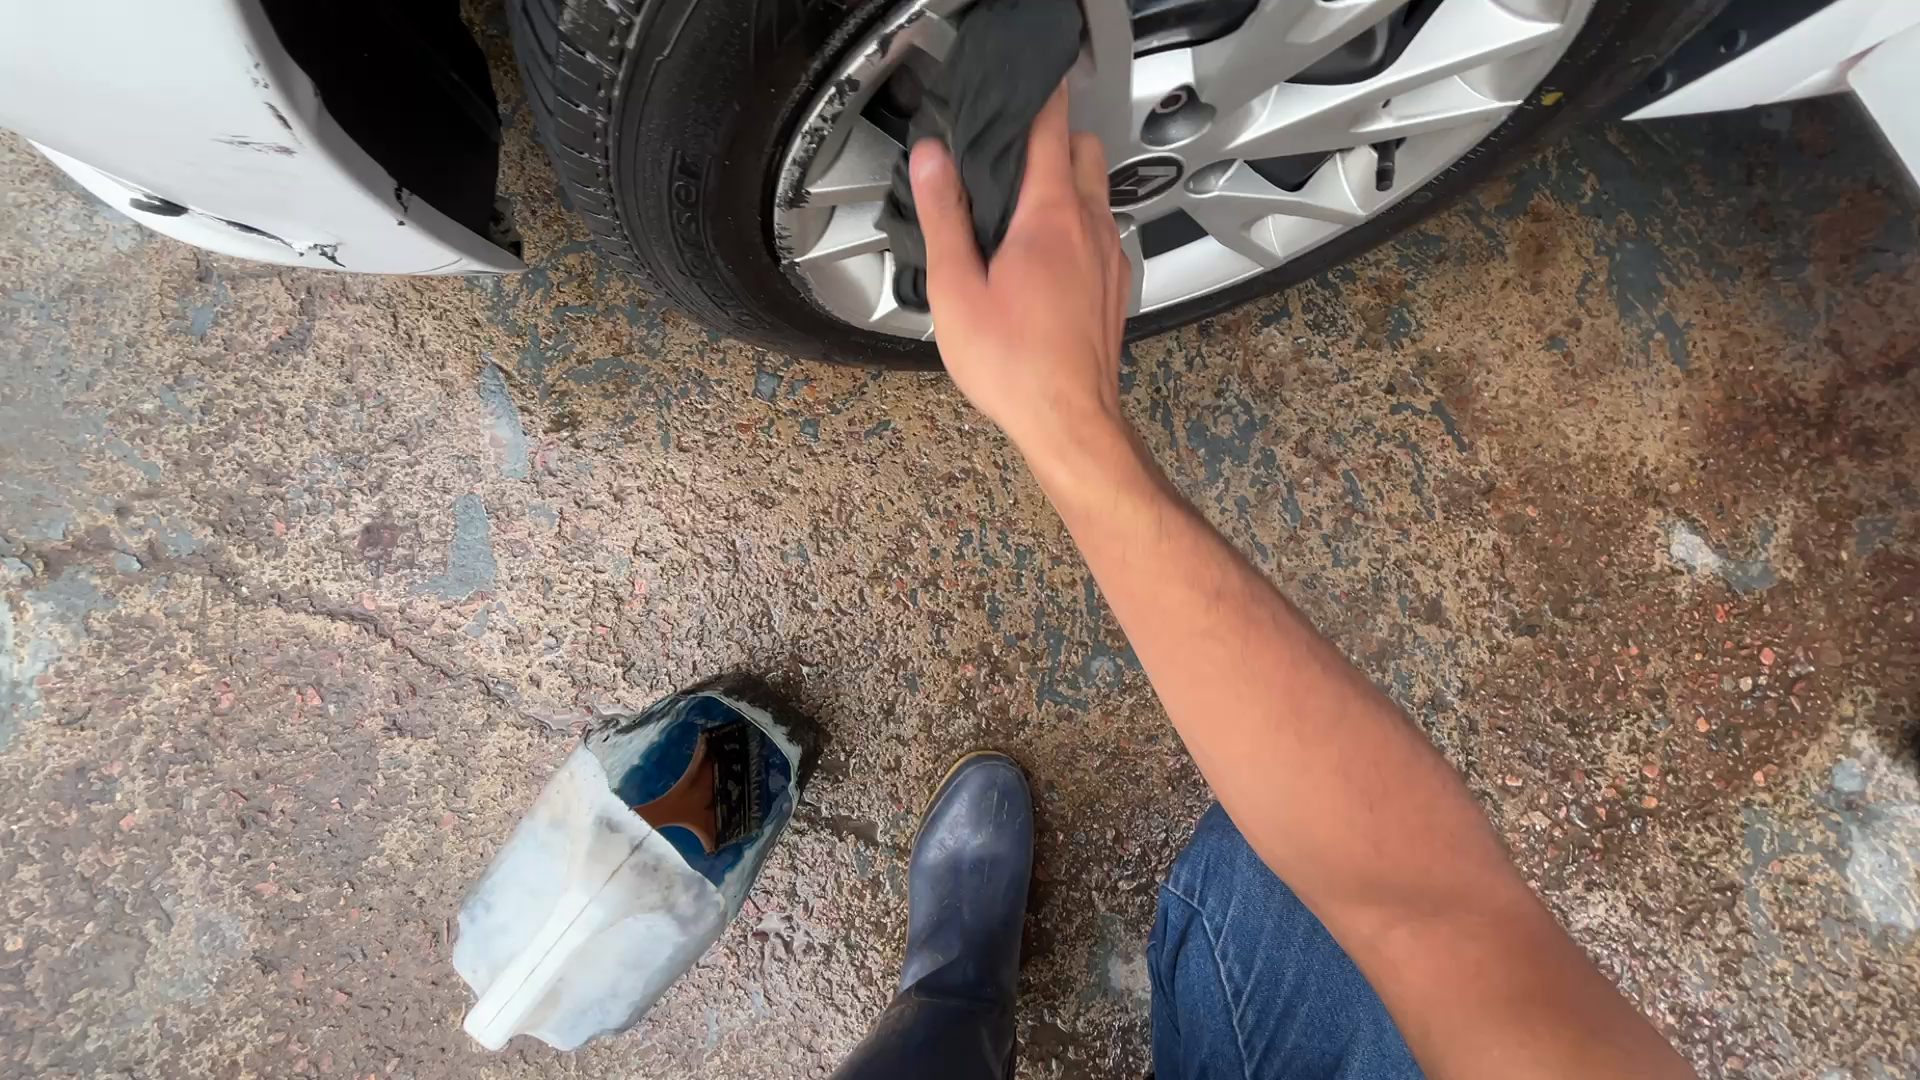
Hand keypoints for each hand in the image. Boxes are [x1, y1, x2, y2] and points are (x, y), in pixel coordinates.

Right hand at [910, 83, 1132, 468]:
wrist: (1068, 421)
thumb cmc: (1016, 367)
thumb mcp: (957, 290)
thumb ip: (944, 216)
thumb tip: (933, 161)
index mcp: (1049, 217)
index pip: (1049, 126)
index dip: (1033, 99)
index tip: (1017, 92)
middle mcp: (1090, 229)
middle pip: (1083, 148)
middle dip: (1053, 138)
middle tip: (1015, 157)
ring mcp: (1110, 259)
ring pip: (1099, 192)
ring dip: (1069, 183)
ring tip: (1027, 210)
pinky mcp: (1115, 289)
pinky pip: (1104, 235)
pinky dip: (1081, 227)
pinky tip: (1051, 261)